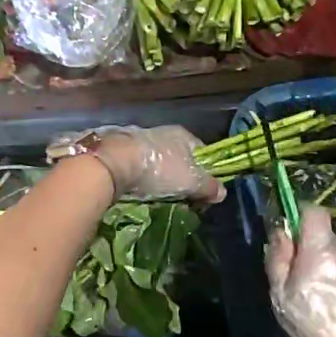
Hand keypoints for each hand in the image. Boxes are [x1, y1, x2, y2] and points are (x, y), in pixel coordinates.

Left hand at [47, 125, 225, 203]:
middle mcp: (164, 135)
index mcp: (184, 136)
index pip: (204, 154)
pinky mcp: (123, 154)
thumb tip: (222, 193)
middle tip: (185, 201)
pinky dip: (146, 182)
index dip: (208, 174)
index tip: (205, 194)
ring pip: (161, 166)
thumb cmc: (159, 169)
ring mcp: (142, 143)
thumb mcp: (191, 180)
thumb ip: (209, 186)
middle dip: (184, 181)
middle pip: (182, 161)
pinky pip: (142, 171)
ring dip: (164, 182)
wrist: (113, 163)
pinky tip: (144, 193)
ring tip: (163, 200)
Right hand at [265, 206, 335, 336]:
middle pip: (331, 239)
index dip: (303, 220)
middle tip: (313, 285)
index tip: (297, 239)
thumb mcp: (281, 299)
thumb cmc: (314, 335)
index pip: (314, 213)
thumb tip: (281, 230)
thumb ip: (278, 259)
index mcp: (320, 253)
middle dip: (319, 254)